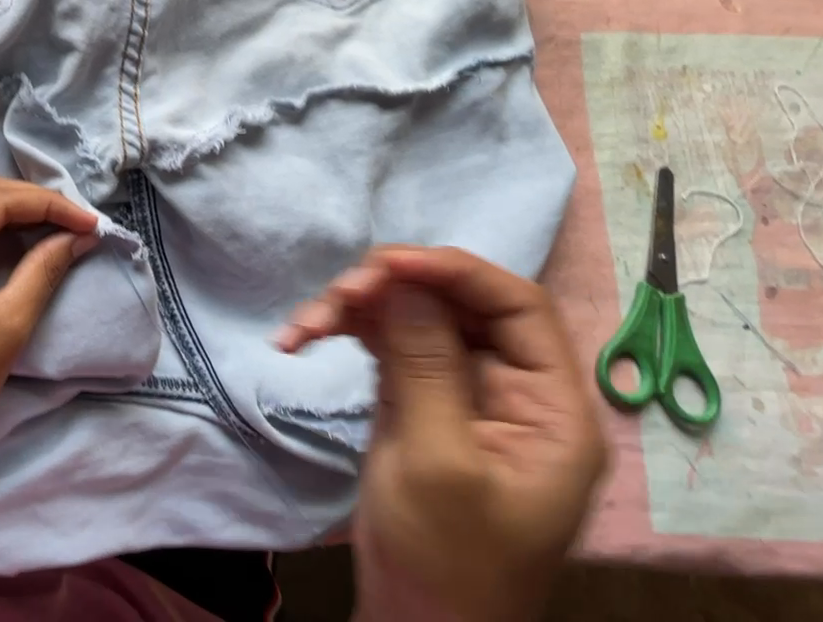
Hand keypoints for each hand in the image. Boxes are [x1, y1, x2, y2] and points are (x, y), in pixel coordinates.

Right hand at [276, 247, 608, 621]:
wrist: (419, 615)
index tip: (383, 263)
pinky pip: (384, 342)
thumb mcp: (437, 459)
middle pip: (455, 302)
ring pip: (411, 315)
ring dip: (353, 309)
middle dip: (389, 287)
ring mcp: (460, 390)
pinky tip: (299, 338)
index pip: (516, 305)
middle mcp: (510, 386)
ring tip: (301, 326)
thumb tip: (402, 284)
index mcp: (549, 405)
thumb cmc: (445, 551)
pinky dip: (342, 332)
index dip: (452, 271)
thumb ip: (426, 367)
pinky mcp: (416, 397)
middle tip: (333, 298)